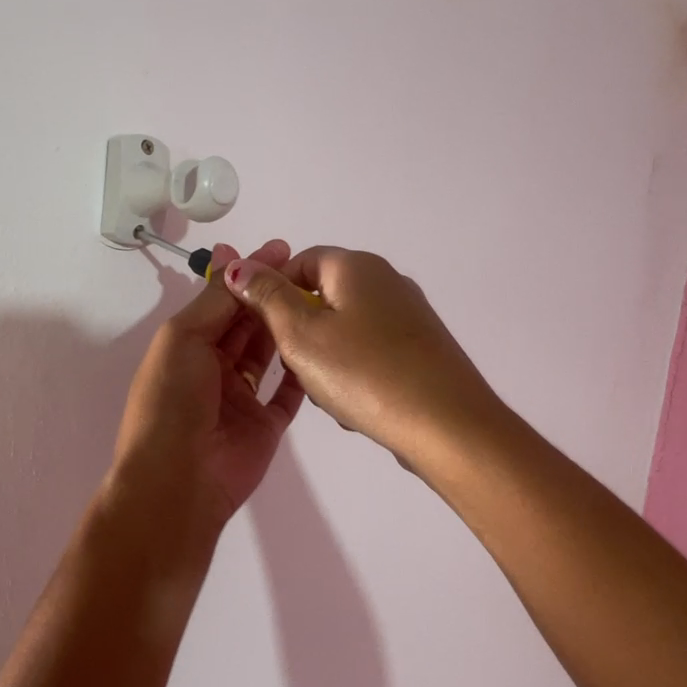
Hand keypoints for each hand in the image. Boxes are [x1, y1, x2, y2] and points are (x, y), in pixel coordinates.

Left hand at [110, 241, 306, 534]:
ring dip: (287, 328)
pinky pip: (288, 395)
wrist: (178, 480)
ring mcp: (239, 399)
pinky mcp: (265, 427)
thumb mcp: (183, 339)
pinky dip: (302, 373)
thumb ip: (214, 302)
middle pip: (246, 325)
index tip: (281, 249)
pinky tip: (323, 345)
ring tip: (318, 298)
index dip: (247, 275)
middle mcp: (211, 369)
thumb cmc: (172, 402)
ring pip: (268, 355)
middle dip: (270, 296)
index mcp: (185, 346)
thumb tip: (237, 260)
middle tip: (307, 268)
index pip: (220, 302)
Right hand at [223, 246, 501, 468]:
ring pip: (343, 331)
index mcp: (356, 266)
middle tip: (294, 368)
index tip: (261, 330)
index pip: (300, 262)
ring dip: (324, 361)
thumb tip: (239, 266)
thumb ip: (267, 298)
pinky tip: (355, 407)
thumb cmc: (364, 373)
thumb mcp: (300, 335)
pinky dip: (353, 375)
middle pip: (322, 298)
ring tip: (328, 396)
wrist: (446, 424)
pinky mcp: (420, 350)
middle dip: (299, 334)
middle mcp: (387, 281)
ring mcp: (408, 317)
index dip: (272, 292)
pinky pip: (369, 354)